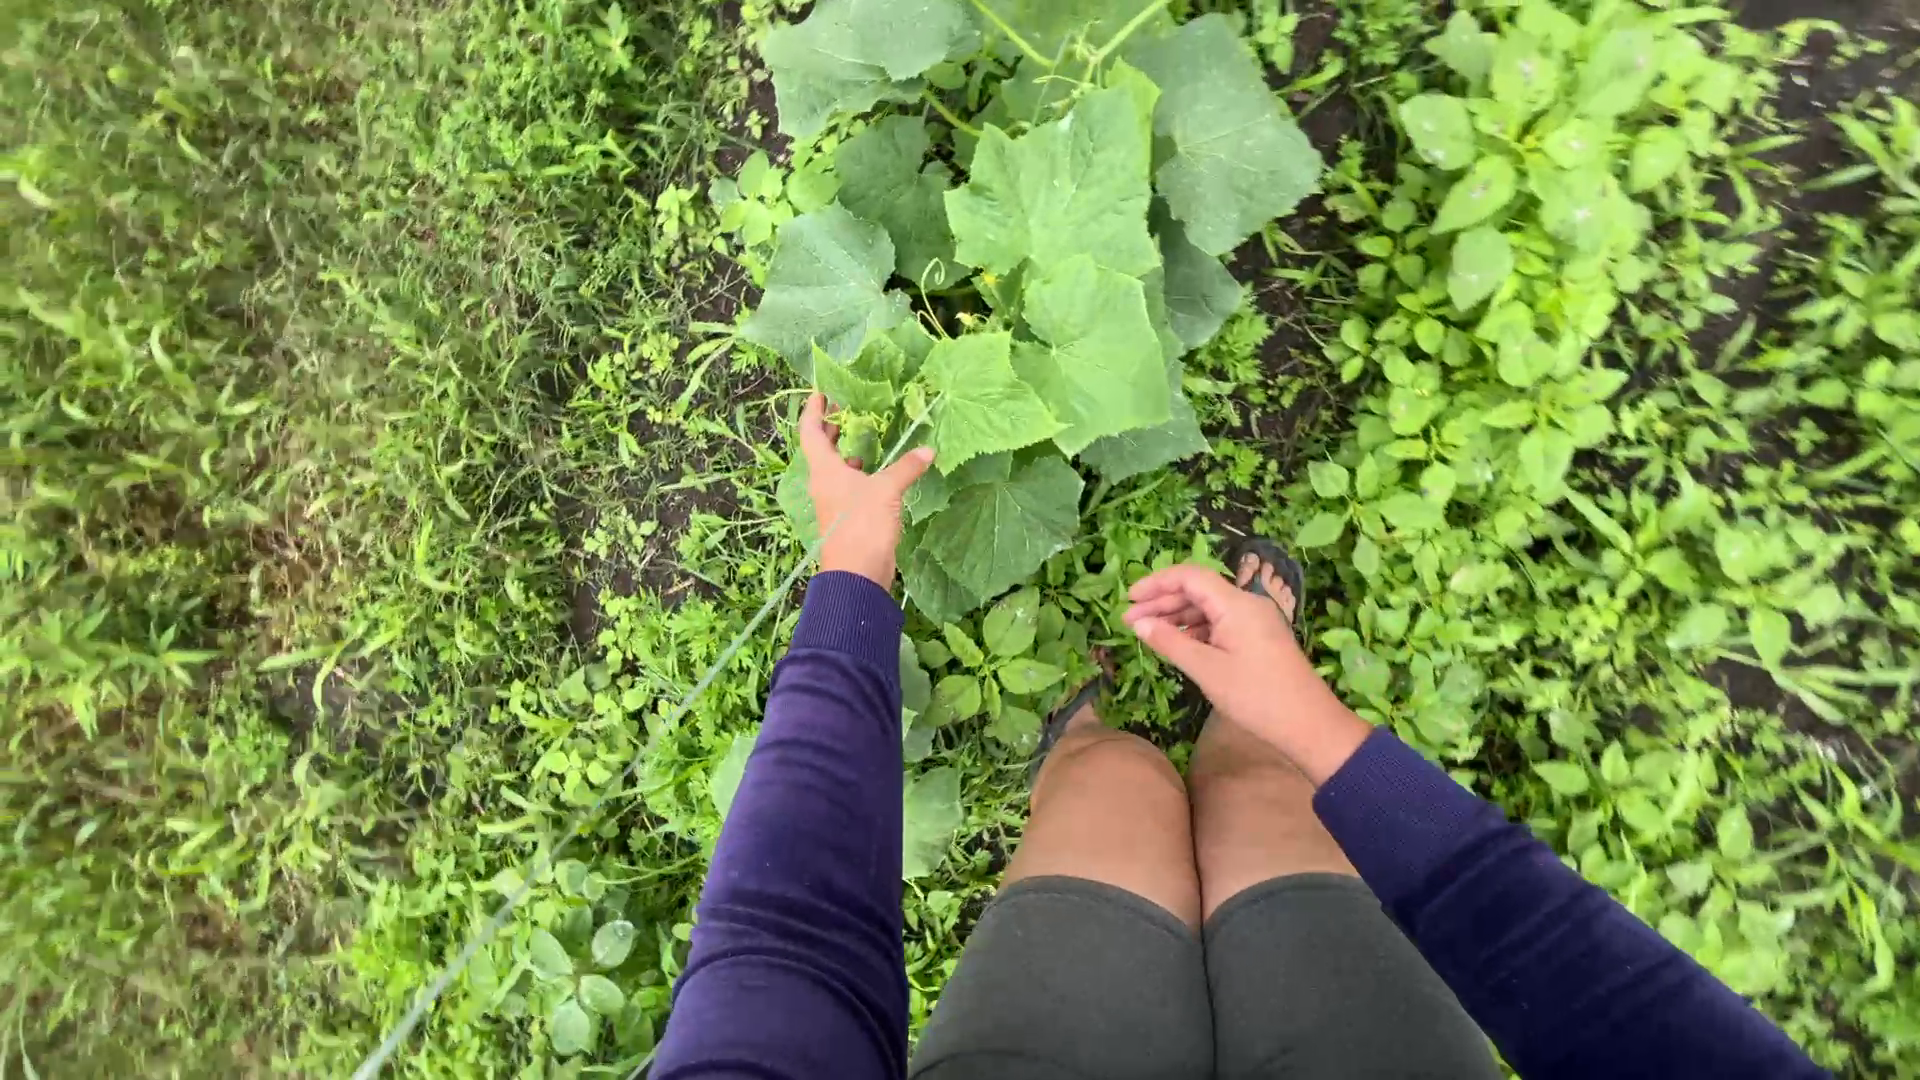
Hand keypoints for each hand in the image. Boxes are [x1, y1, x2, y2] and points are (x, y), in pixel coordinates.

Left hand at [799, 392, 934, 587]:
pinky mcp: (846, 518)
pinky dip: (859, 475)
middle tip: (847, 411)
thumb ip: (906, 467)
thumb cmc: (862, 525)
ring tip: (863, 439)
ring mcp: (833, 502)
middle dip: (832, 429)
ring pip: (835, 470)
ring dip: (845, 454)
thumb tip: (928, 450)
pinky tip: (876, 474)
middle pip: (821, 449)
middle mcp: (823, 483)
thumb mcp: (887, 490)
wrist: (857, 574)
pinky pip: (848, 487)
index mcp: (824, 470)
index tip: (821, 392)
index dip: (813, 410)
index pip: (810, 431)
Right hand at [1121, 563, 1370, 782]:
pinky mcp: (1257, 637)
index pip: (1189, 576)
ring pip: (1207, 607)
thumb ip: (1170, 642)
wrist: (1309, 725)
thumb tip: (1139, 624)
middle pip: (1197, 590)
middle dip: (1161, 602)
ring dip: (1176, 616)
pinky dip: (1194, 629)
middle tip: (1129, 621)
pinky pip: (1219, 622)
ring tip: (1147, 632)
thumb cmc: (1256, 696)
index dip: (1156, 583)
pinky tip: (1177, 643)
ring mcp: (1254, 620)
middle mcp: (1246, 604)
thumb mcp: (1206, 669)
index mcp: (1236, 604)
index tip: (1129, 599)